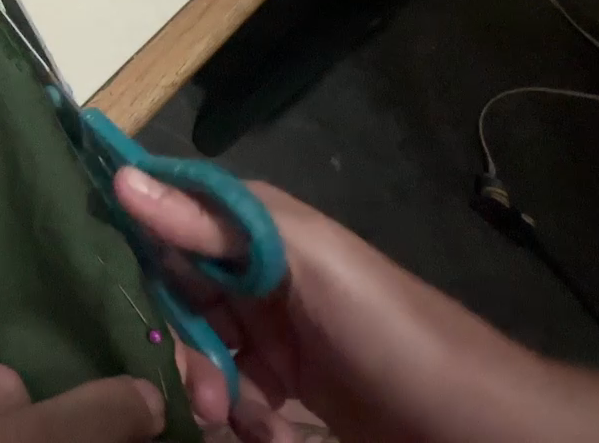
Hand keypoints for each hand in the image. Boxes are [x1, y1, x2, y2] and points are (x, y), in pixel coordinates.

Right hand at [115, 168, 537, 442]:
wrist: (486, 433)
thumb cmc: (390, 329)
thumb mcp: (302, 262)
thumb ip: (212, 222)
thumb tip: (120, 180)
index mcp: (246, 225)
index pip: (162, 220)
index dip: (134, 252)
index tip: (112, 291)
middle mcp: (246, 268)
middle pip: (172, 295)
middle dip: (176, 342)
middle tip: (203, 391)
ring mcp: (263, 328)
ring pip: (194, 347)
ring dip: (205, 387)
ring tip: (239, 420)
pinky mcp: (279, 384)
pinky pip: (227, 392)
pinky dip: (236, 417)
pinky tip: (265, 432)